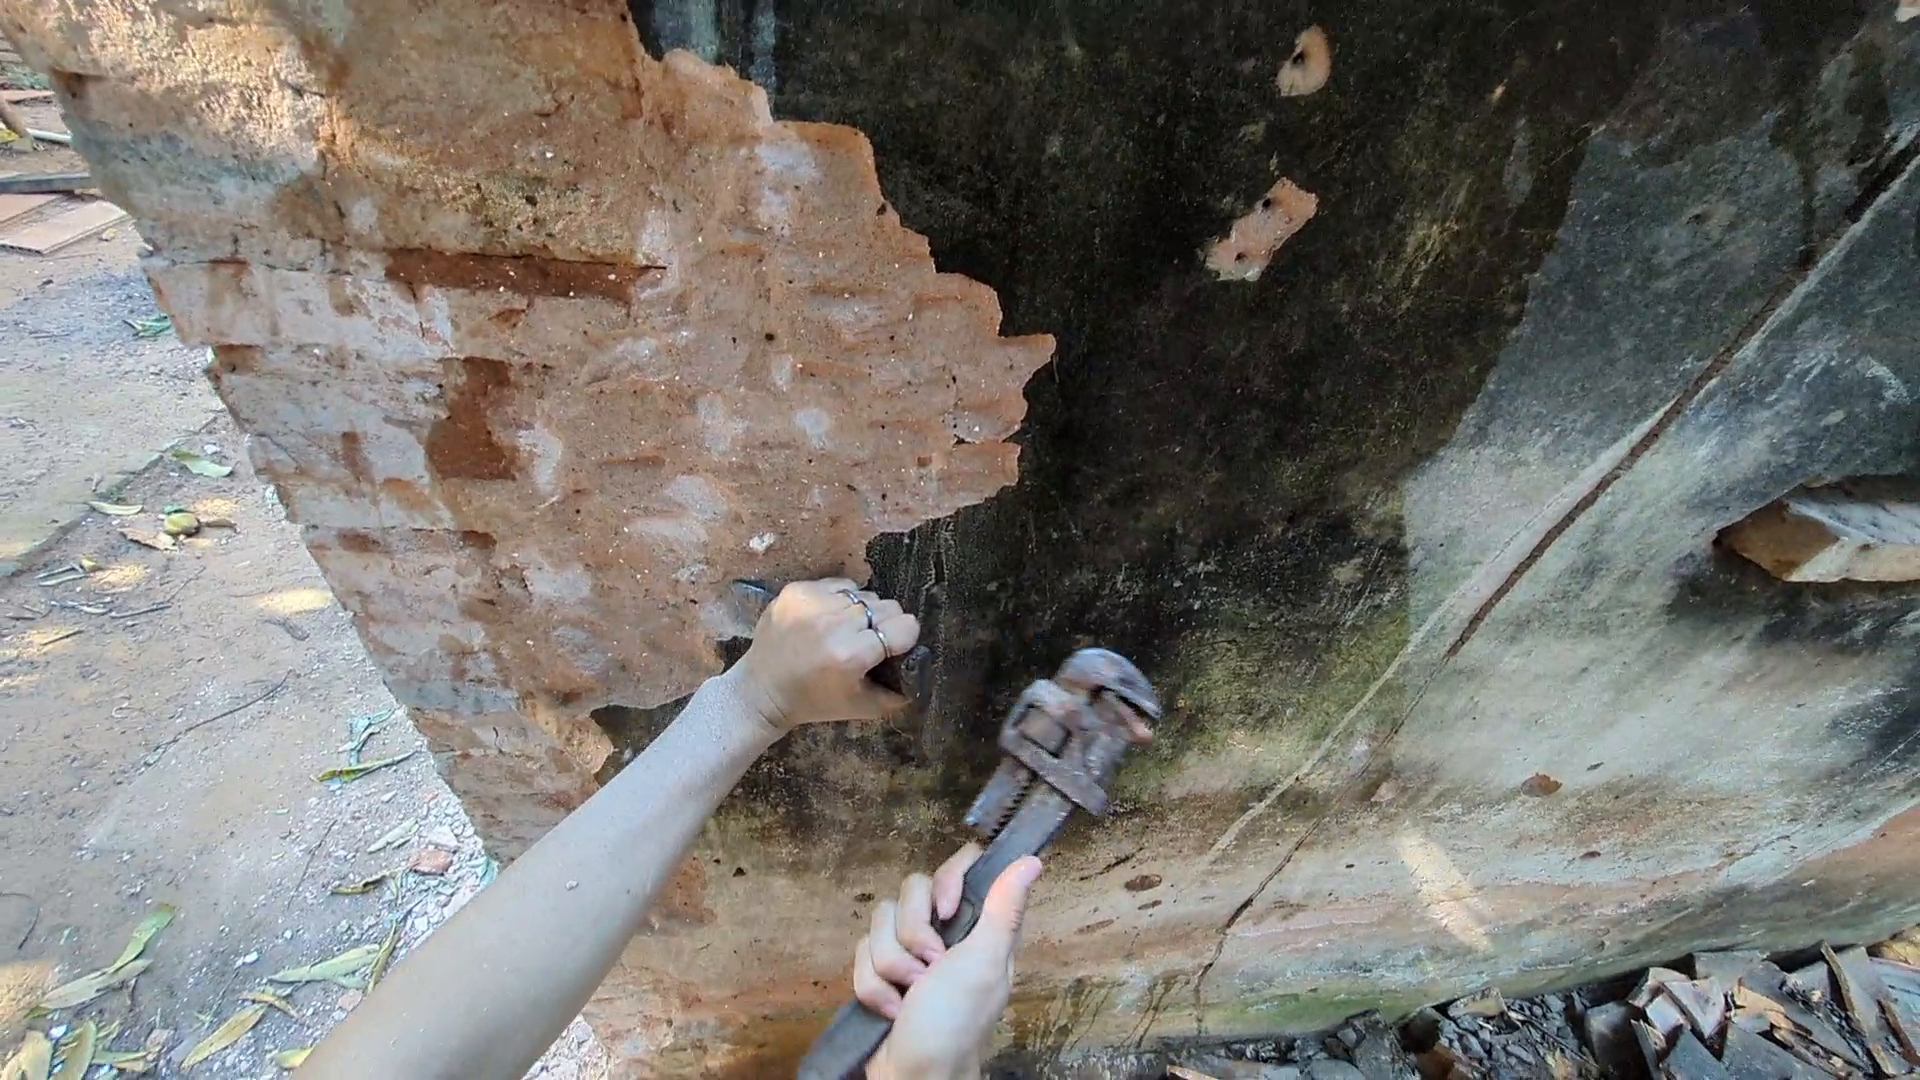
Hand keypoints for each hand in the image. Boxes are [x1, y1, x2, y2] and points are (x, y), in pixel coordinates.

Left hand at [727, 578, 920, 731]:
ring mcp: (814, 603)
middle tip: (868, 641)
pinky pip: (838, 585)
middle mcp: (834, 623)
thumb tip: (921, 670)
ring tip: (845, 630)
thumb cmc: (814, 702)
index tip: (895, 646)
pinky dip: (840, 600)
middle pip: (887, 606)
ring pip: (864, 594)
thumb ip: (898, 693)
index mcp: (852, 655)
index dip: (904, 637)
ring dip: (861, 611)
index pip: (905, 626)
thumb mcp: (862, 707)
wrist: (761, 690)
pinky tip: (827, 619)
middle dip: (884, 624)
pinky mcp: (797, 590)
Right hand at [855, 845, 1044, 1079]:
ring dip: (892, 966)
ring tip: (909, 996)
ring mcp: (908, 948)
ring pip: (881, 919)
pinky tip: (891, 1009)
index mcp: (975, 922)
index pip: (960, 865)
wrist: (914, 1078)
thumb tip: (1033, 859)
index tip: (946, 910)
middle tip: (930, 969)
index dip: (946, 879)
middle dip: (913, 935)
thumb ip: (1004, 909)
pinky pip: (862, 950)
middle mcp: (943, 928)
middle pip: (912, 889)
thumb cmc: (957, 1021)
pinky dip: (873, 986)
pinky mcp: (879, 968)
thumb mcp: (986, 963)